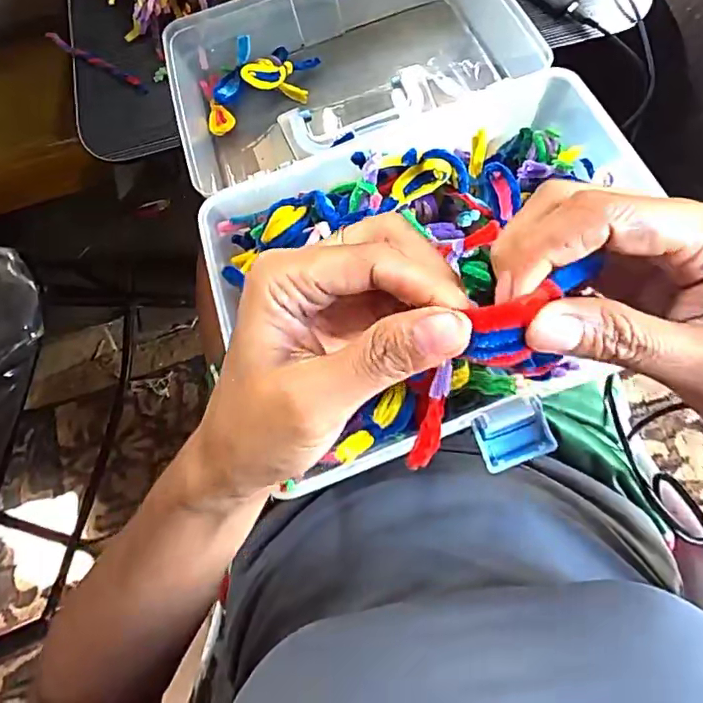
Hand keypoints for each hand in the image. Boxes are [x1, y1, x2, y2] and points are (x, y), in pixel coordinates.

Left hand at [188, 214, 470, 500]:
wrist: (237, 462)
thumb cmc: (257, 433)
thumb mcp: (315, 401)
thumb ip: (382, 358)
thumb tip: (454, 325)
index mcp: (285, 275)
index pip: (368, 256)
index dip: (422, 281)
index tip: (466, 318)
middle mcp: (307, 269)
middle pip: (384, 240)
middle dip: (428, 272)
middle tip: (463, 319)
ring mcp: (329, 289)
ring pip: (395, 261)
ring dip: (430, 288)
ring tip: (458, 328)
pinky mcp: (348, 313)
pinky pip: (395, 295)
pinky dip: (423, 309)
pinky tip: (441, 335)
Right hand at [493, 188, 702, 679]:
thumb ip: (624, 340)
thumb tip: (533, 326)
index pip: (605, 212)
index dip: (547, 245)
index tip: (511, 297)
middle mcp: (670, 225)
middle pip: (573, 204)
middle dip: (527, 245)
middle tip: (502, 303)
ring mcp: (647, 247)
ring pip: (562, 227)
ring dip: (527, 262)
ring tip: (511, 312)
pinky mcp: (629, 274)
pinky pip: (568, 263)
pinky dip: (540, 285)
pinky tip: (532, 314)